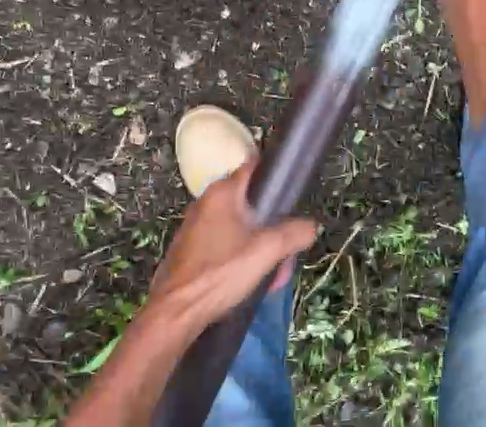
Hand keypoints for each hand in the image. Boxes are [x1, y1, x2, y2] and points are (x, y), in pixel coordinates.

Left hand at [136, 161, 318, 342]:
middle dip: (273, 231)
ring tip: (271, 278)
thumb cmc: (220, 273)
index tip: (294, 197)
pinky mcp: (189, 253)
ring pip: (240, 230)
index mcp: (221, 193)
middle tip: (285, 257)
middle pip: (252, 206)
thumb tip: (311, 227)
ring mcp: (195, 229)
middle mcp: (205, 204)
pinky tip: (249, 284)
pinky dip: (240, 259)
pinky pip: (224, 247)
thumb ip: (295, 233)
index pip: (255, 168)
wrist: (174, 316)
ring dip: (260, 249)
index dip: (277, 178)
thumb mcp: (268, 250)